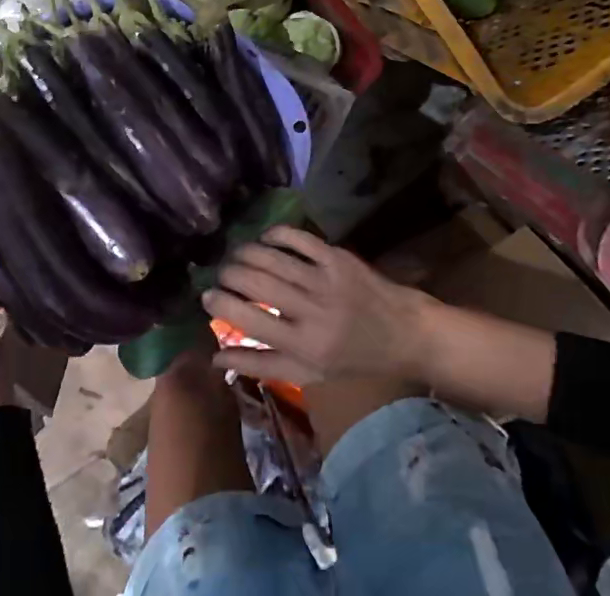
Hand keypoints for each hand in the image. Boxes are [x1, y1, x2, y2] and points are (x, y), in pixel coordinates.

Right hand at [202, 226, 431, 385]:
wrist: (402, 332)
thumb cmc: (352, 359)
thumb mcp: (307, 374)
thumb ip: (260, 365)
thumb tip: (214, 357)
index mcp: (302, 345)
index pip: (248, 320)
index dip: (219, 304)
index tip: (206, 297)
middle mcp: (312, 310)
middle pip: (255, 282)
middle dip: (228, 273)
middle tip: (219, 273)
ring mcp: (325, 279)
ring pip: (271, 258)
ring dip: (245, 252)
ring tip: (235, 256)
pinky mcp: (337, 257)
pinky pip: (298, 238)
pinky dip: (275, 234)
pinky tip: (264, 239)